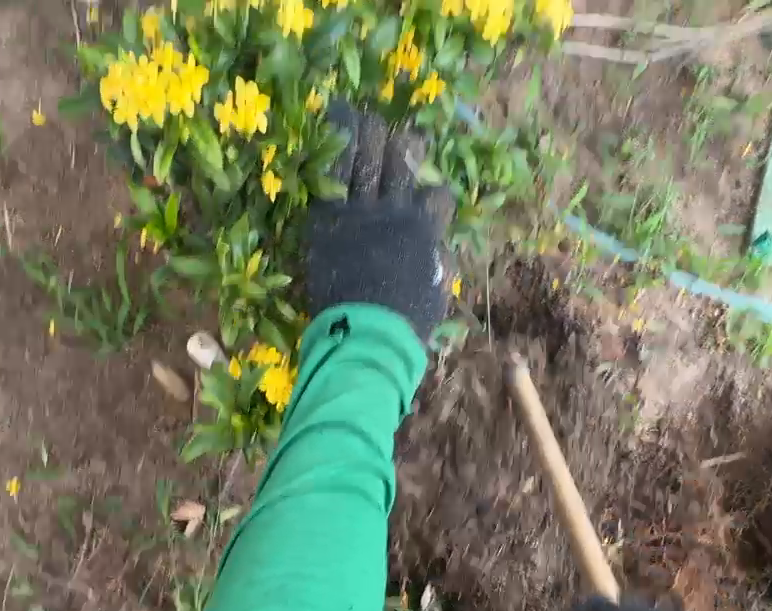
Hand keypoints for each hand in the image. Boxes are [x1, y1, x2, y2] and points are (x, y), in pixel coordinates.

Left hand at [304, 105, 451, 339]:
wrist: (368, 332)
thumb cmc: (406, 323)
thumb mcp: (436, 296)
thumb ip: (442, 268)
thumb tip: (441, 251)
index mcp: (425, 231)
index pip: (438, 197)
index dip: (437, 195)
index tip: (431, 200)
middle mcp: (396, 211)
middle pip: (404, 164)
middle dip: (405, 148)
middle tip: (400, 142)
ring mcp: (362, 210)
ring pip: (370, 158)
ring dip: (370, 136)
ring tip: (366, 120)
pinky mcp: (330, 216)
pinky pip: (332, 170)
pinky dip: (337, 142)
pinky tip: (338, 117)